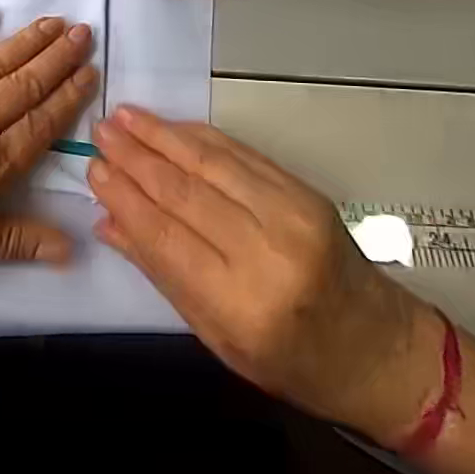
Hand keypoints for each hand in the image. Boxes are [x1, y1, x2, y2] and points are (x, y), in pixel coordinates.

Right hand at [85, 106, 443, 444]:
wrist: (381, 352)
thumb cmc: (286, 357)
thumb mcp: (210, 331)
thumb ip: (158, 270)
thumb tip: (107, 220)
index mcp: (238, 300)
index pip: (163, 234)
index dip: (123, 196)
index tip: (92, 168)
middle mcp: (269, 253)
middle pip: (184, 192)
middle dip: (135, 157)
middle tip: (100, 131)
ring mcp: (295, 218)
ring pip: (212, 165)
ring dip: (162, 135)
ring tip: (124, 116)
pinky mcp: (309, 196)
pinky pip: (244, 157)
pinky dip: (201, 137)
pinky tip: (171, 126)